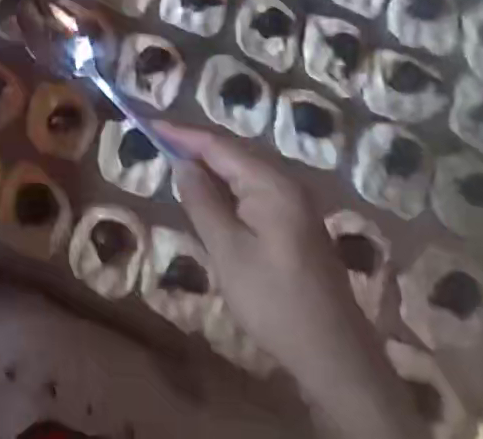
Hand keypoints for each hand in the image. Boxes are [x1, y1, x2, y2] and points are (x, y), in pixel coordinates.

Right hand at [159, 122, 360, 374]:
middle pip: (233, 153)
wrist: (335, 357)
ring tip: (173, 161)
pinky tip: (208, 194)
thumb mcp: (227, 251)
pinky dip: (225, 186)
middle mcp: (286, 185)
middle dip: (194, 145)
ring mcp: (295, 204)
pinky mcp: (295, 224)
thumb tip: (181, 164)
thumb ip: (202, 202)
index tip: (148, 124)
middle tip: (156, 140)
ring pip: (243, 172)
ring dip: (209, 165)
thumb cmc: (274, 301)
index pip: (218, 145)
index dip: (181, 133)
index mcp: (271, 185)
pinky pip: (253, 190)